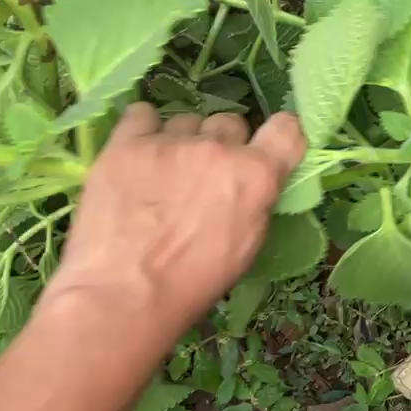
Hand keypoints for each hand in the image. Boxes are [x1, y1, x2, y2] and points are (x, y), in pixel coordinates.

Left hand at [44, 104, 306, 343]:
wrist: (123, 295)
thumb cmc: (194, 280)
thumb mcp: (248, 242)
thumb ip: (257, 198)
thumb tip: (253, 181)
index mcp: (256, 173)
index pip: (286, 127)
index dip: (279, 136)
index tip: (268, 147)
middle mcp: (218, 148)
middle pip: (231, 122)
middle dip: (224, 144)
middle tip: (206, 175)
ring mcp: (170, 142)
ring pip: (187, 121)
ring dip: (184, 140)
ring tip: (165, 173)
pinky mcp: (126, 144)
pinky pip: (142, 114)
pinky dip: (144, 128)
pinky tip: (139, 152)